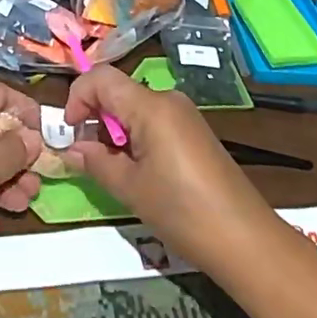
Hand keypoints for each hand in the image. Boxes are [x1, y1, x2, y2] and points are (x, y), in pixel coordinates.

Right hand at [63, 66, 278, 270]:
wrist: (246, 240)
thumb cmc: (183, 211)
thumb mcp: (130, 189)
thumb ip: (96, 162)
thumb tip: (71, 149)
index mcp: (150, 106)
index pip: (101, 77)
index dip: (77, 97)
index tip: (70, 132)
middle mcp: (167, 100)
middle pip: (118, 91)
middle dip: (95, 116)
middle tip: (88, 155)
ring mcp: (184, 114)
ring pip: (135, 107)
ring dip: (115, 129)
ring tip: (114, 168)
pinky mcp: (194, 131)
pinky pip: (154, 120)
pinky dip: (135, 136)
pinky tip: (140, 171)